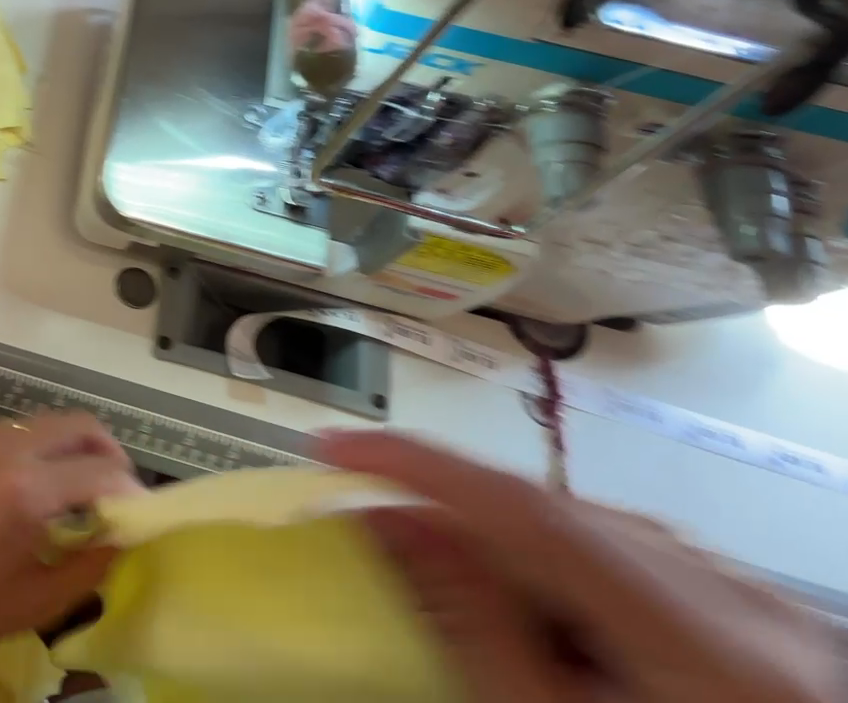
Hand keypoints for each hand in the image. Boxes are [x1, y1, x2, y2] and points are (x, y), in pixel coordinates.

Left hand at [0, 412, 141, 702]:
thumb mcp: (45, 599)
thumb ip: (95, 561)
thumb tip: (126, 533)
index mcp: (28, 490)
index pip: (101, 471)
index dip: (131, 490)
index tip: (142, 511)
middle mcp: (6, 451)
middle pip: (78, 425)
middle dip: (108, 453)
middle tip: (118, 489)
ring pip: (46, 420)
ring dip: (74, 443)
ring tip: (83, 483)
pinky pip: (15, 428)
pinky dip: (41, 443)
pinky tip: (41, 478)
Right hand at [322, 431, 845, 702]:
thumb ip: (470, 625)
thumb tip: (387, 523)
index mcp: (706, 644)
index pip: (534, 511)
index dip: (422, 466)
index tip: (332, 448)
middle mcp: (744, 601)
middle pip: (556, 517)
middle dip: (452, 514)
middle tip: (369, 528)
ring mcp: (759, 600)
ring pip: (584, 529)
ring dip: (500, 542)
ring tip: (447, 583)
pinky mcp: (756, 608)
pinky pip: (624, 553)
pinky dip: (553, 564)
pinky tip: (535, 611)